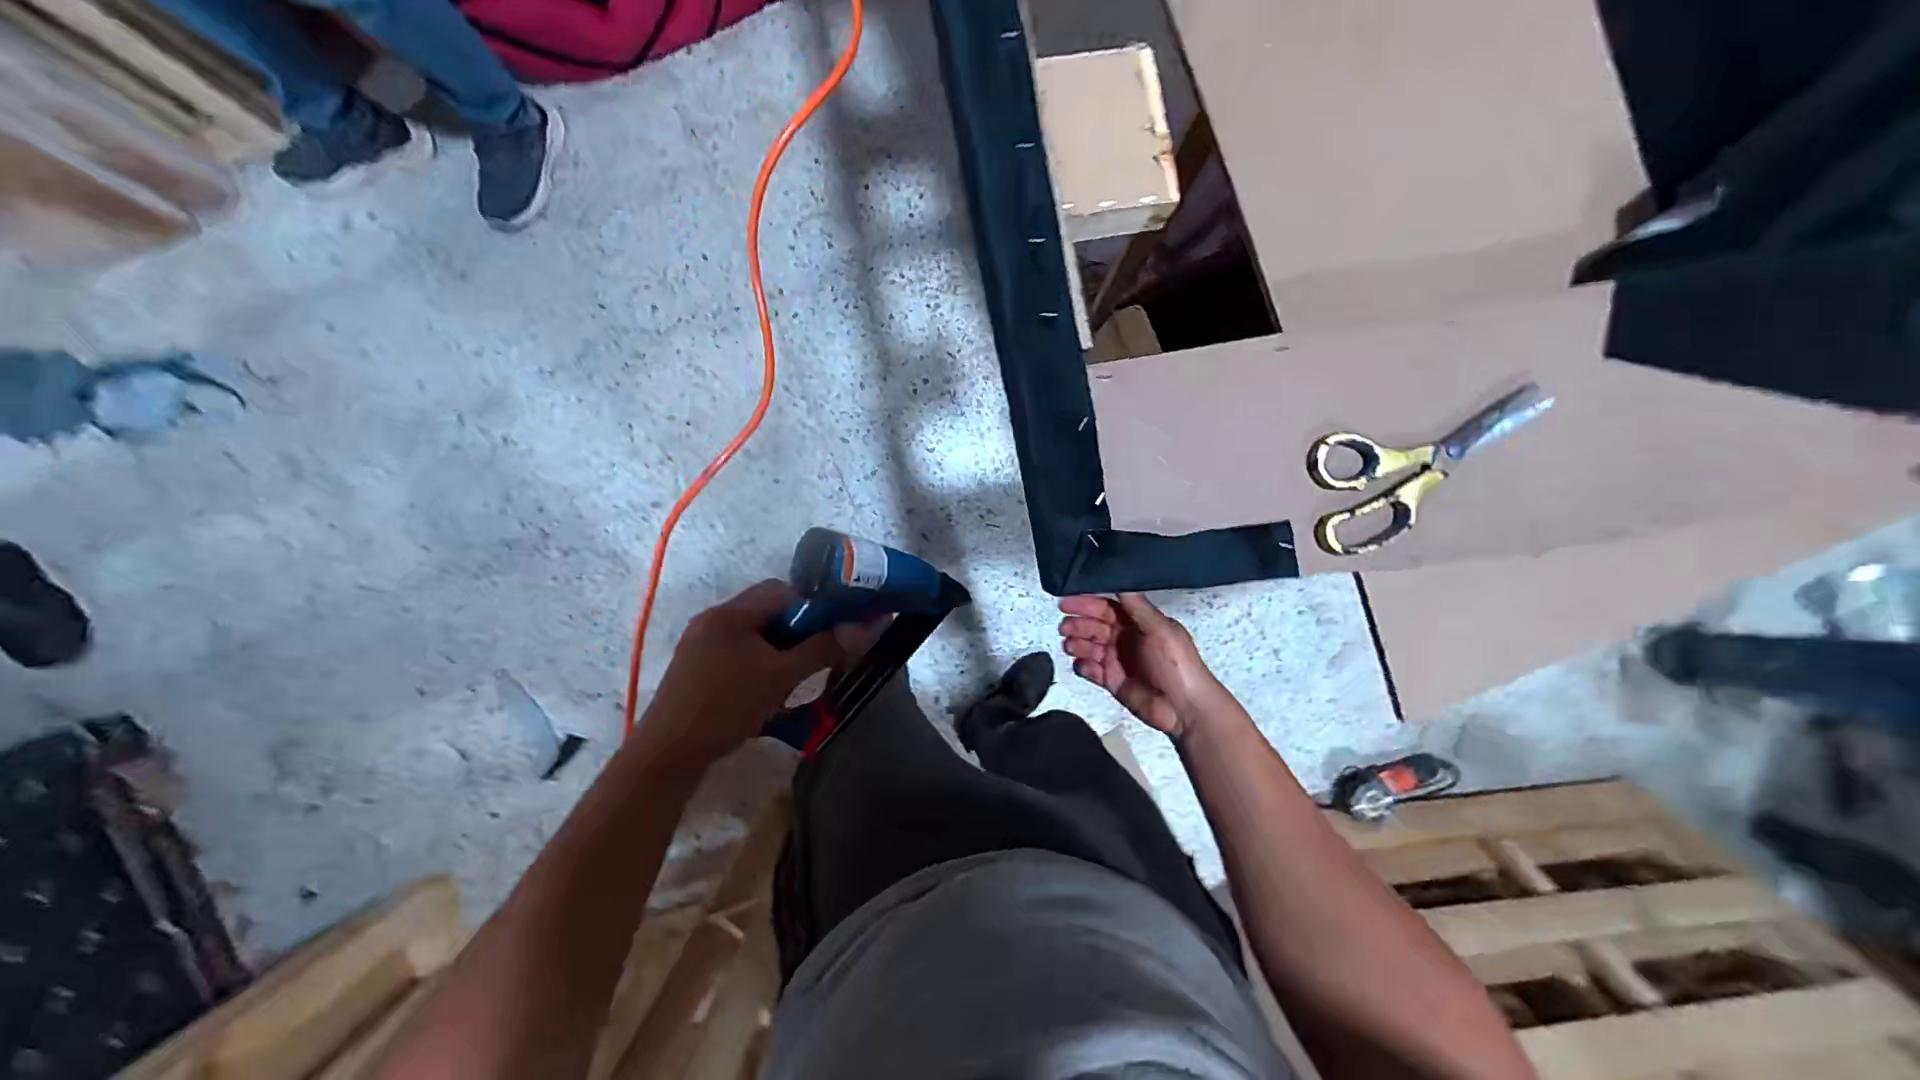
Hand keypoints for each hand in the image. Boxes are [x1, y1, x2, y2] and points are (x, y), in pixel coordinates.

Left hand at [630, 580, 845, 772]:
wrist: (670, 753)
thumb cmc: (726, 708)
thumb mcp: (780, 678)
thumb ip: (821, 649)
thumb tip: (860, 629)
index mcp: (730, 613)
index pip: (783, 591)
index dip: (814, 605)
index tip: (835, 629)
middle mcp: (713, 619)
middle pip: (767, 609)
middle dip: (798, 627)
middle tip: (819, 652)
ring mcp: (701, 641)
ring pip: (754, 631)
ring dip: (780, 645)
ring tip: (796, 672)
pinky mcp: (696, 664)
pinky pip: (738, 648)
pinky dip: (760, 658)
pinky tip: (770, 685)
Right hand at [1058, 592, 1226, 739]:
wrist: (1184, 709)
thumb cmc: (1176, 664)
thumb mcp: (1160, 629)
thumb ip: (1137, 606)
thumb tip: (1120, 578)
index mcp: (1137, 622)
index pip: (1106, 607)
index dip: (1086, 603)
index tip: (1066, 603)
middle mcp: (1124, 638)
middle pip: (1094, 626)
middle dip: (1078, 624)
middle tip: (1065, 627)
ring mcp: (1116, 660)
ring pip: (1088, 646)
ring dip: (1077, 643)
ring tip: (1071, 646)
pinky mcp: (1111, 681)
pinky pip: (1090, 670)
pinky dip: (1083, 666)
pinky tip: (1083, 665)